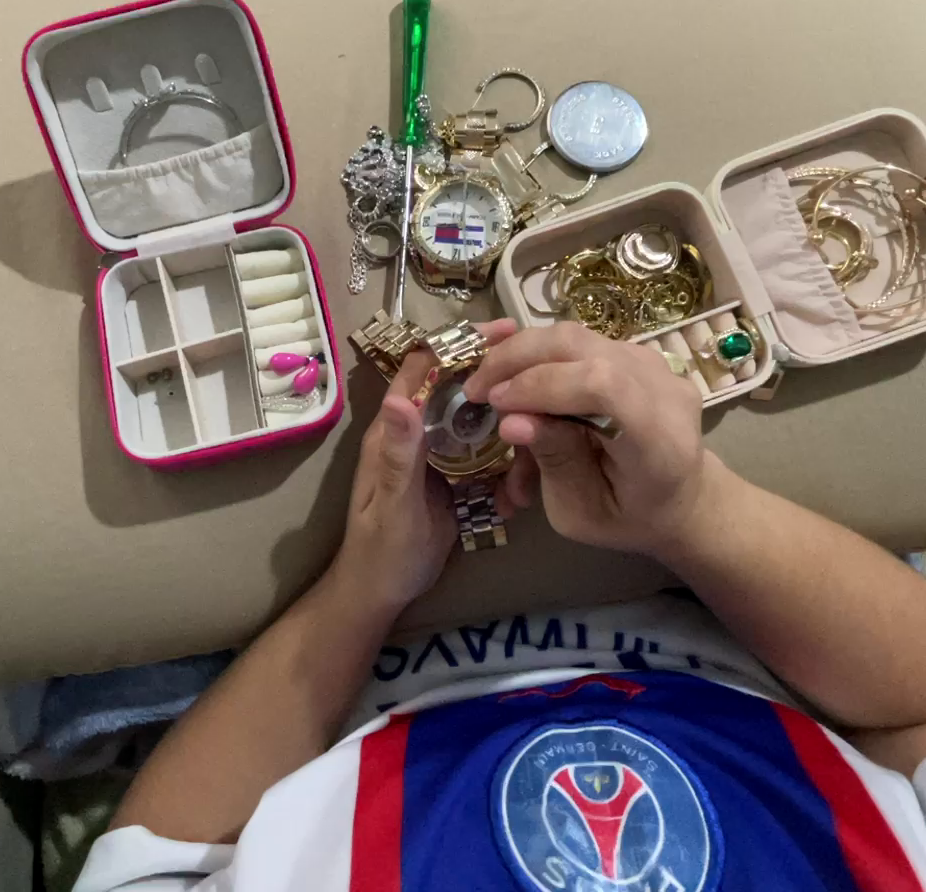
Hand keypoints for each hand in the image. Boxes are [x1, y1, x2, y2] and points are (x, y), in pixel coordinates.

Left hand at [329, 319, 517, 613]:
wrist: (381, 593)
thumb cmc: (380, 550)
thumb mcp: (393, 505)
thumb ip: (398, 456)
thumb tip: (400, 399)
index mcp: (395, 429)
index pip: (424, 370)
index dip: (459, 345)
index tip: (505, 332)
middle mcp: (418, 433)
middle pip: (460, 390)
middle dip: (499, 380)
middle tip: (544, 376)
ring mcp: (439, 456)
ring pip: (480, 426)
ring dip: (510, 433)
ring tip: (539, 451)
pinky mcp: (456, 480)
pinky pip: (489, 463)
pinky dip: (509, 472)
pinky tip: (524, 493)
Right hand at [463, 322, 723, 560]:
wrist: (678, 498)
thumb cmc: (628, 516)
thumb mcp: (580, 512)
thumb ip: (553, 463)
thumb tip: (511, 423)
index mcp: (658, 440)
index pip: (603, 385)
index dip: (541, 385)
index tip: (495, 406)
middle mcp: (662, 389)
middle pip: (580, 345)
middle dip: (516, 360)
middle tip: (476, 389)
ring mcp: (651, 363)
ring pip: (572, 335)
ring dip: (519, 354)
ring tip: (488, 383)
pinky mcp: (634, 353)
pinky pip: (575, 342)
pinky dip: (536, 357)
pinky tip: (513, 378)